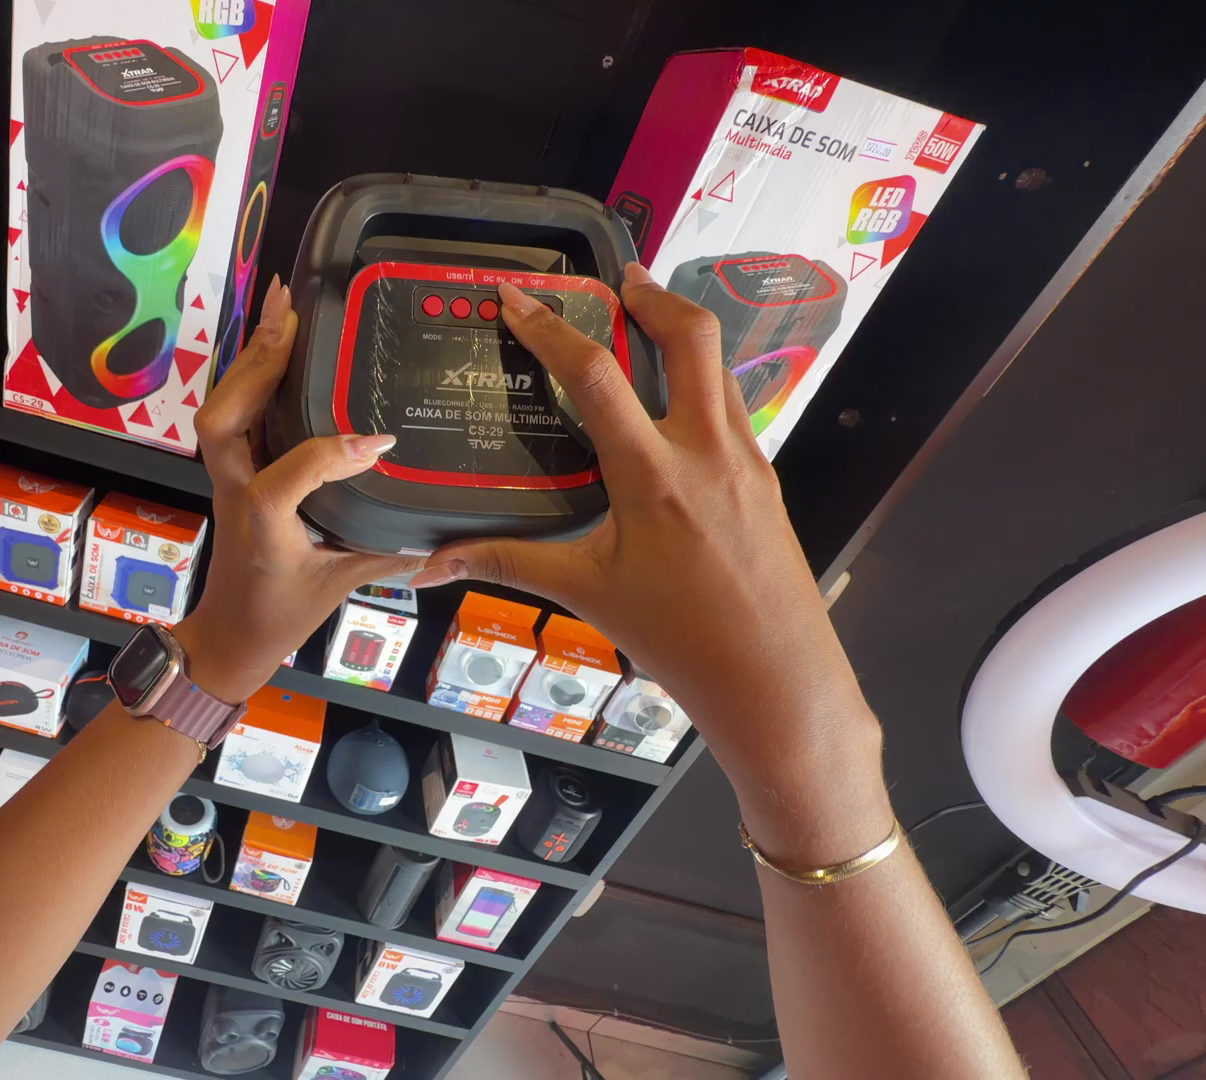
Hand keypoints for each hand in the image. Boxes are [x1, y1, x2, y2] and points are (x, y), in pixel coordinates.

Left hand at [175, 277, 423, 702]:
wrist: (228, 635)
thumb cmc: (278, 615)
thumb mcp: (335, 586)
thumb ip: (385, 557)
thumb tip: (437, 541)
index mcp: (262, 519)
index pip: (296, 469)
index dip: (338, 451)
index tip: (382, 443)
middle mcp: (236, 488)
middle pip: (225, 414)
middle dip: (257, 358)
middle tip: (289, 307)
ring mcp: (227, 477)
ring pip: (221, 409)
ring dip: (249, 358)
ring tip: (281, 311)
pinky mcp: (231, 473)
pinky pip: (232, 417)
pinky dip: (248, 379)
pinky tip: (273, 352)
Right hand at [418, 265, 888, 860]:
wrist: (777, 680)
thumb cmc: (676, 636)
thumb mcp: (584, 593)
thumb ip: (504, 563)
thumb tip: (429, 567)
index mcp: (652, 473)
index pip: (595, 376)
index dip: (550, 329)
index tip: (519, 298)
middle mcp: (707, 449)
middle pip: (691, 337)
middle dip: (652, 295)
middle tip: (615, 279)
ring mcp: (747, 460)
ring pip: (719, 369)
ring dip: (680, 336)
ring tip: (642, 330)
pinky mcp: (766, 480)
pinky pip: (731, 410)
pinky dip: (698, 387)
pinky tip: (671, 416)